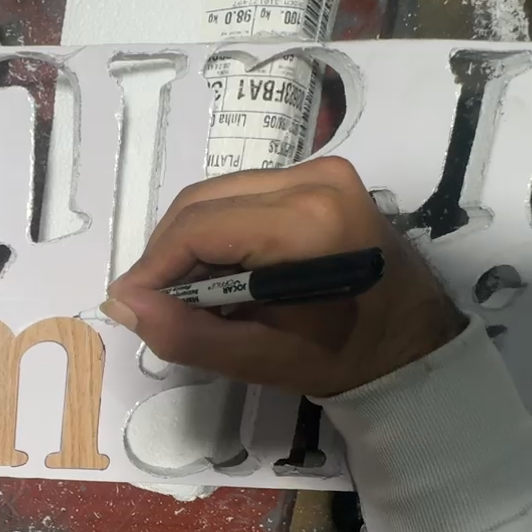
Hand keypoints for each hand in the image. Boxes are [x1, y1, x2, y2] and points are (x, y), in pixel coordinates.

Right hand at [101, 156, 465, 397]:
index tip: (127, 304)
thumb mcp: (255, 358)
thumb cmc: (338, 358)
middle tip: (153, 302)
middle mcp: (314, 180)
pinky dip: (214, 235)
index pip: (196, 229)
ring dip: (186, 244)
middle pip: (200, 204)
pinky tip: (218, 275)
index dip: (150, 268)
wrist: (410, 343)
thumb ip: (183, 333)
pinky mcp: (320, 177)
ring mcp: (321, 172)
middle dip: (164, 255)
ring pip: (215, 197)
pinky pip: (240, 197)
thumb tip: (120, 303)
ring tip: (186, 293)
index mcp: (304, 224)